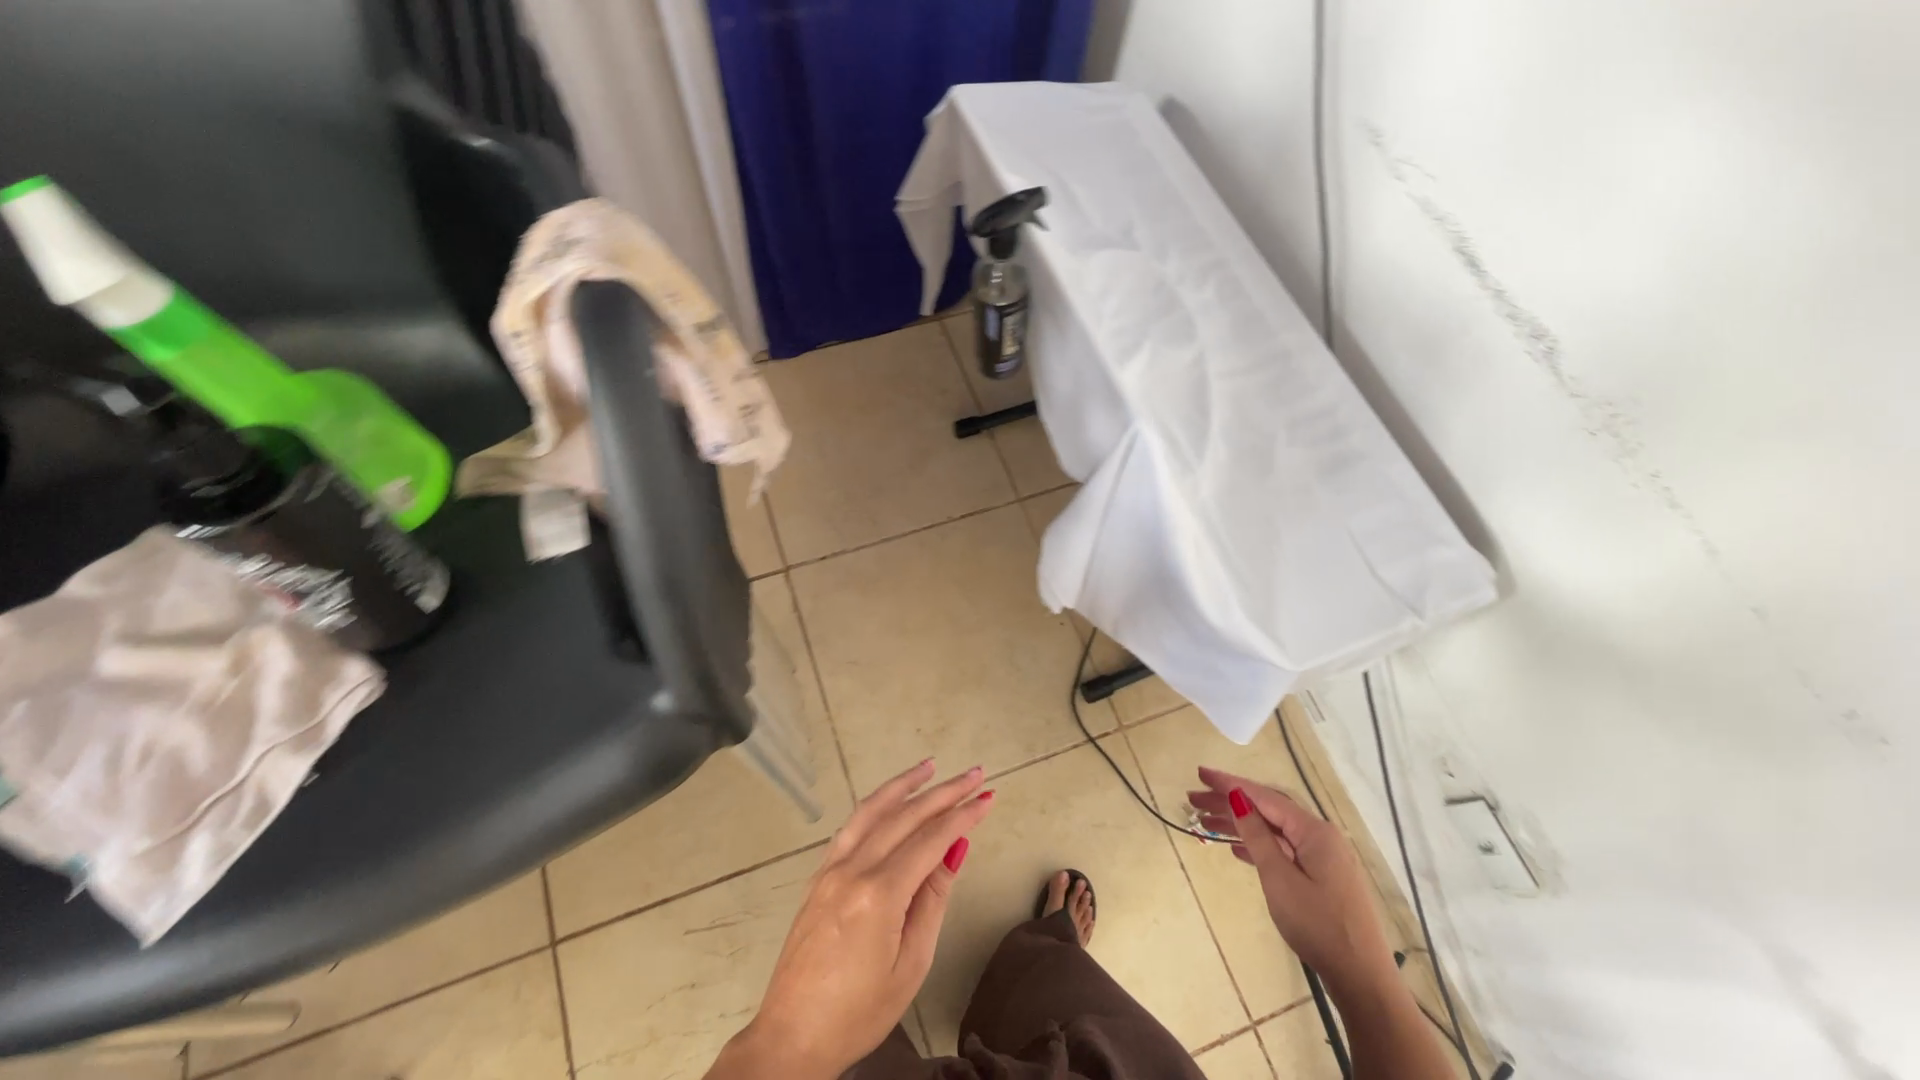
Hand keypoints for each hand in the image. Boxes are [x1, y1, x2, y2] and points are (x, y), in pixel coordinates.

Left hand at [710, 760, 993, 1079]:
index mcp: (878, 894)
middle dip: (942, 792)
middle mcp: (851, 870)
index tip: (988, 796)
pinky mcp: (818, 879)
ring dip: (902, 786)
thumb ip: (932, 899)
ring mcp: (829, 871)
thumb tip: (954, 849)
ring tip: (929, 767)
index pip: (930, 840)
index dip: (962, 816)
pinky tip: (889, 802)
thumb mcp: (910, 962)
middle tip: (974, 774)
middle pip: (903, 817)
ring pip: (870, 812)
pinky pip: (850, 830)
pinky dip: (874, 807)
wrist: (792, 1035)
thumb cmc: (859, 1012)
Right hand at [1189, 767, 1398, 1002]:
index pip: (1265, 797)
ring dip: (1240, 825)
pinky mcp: (1322, 877)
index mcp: (1314, 831)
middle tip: (1193, 798)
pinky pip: (1283, 849)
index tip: (1200, 773)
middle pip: (1269, 810)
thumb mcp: (1279, 879)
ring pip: (1274, 831)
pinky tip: (1236, 849)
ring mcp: (1323, 857)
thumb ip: (1257, 837)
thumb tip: (1238, 798)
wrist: (1360, 976)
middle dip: (1230, 802)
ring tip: (1204, 822)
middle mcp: (1321, 836)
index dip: (1230, 784)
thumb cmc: (1317, 925)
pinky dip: (1258, 846)